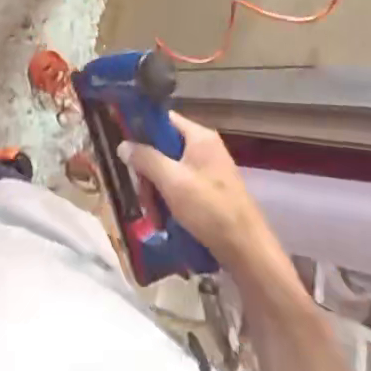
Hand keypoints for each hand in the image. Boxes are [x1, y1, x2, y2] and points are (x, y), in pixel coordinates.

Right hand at [119, 111, 272, 262]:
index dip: (142, 126)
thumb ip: (146, 158)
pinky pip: (181, 185)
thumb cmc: (210, 209)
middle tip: (136, 181)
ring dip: (156, 184)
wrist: (247, 252)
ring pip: (170, 168)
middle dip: (148, 164)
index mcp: (200, 137)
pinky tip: (162, 214)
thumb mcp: (172, 180)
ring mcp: (209, 171)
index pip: (164, 118)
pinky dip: (169, 196)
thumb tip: (123, 145)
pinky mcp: (210, 193)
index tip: (122, 140)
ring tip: (148, 204)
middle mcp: (205, 149)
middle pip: (165, 145)